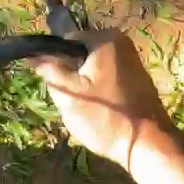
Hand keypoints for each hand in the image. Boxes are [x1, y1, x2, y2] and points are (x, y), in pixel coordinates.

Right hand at [35, 29, 174, 170]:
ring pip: (92, 68)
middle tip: (73, 101)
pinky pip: (106, 77)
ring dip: (84, 85)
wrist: (148, 144)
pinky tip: (101, 110)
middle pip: (79, 54)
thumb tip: (34, 56)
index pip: (65, 42)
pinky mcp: (136, 77)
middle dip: (71, 75)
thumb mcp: (68, 94)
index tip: (56, 86)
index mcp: (104, 38)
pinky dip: (99, 90)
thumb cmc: (105, 116)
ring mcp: (131, 59)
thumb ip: (49, 70)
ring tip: (88, 108)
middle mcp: (120, 41)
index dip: (55, 63)